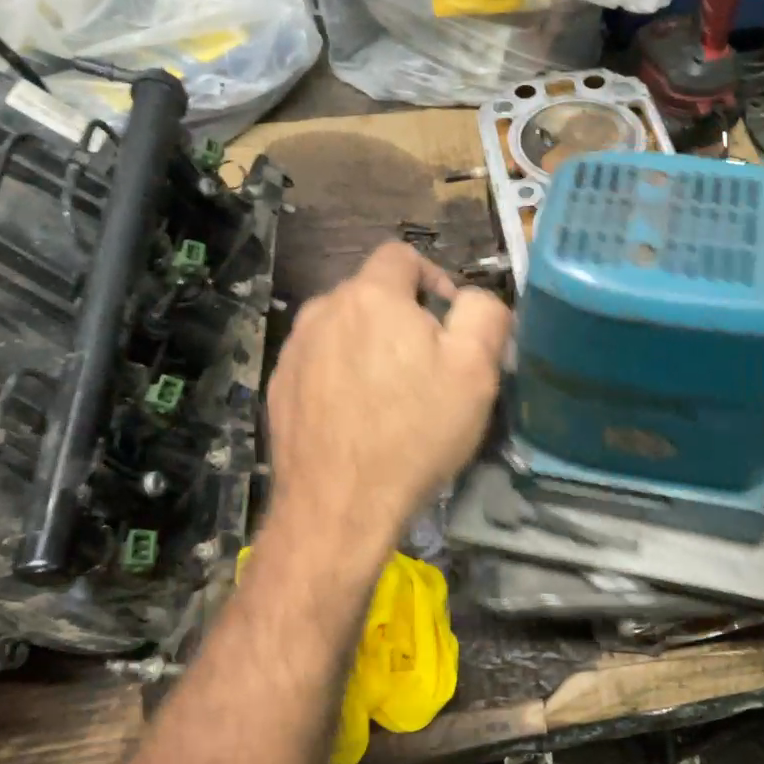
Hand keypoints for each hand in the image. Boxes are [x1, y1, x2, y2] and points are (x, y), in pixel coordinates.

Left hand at [265, 243, 511, 549]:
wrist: (338, 507)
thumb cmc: (414, 435)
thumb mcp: (475, 372)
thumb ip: (483, 315)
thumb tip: (473, 298)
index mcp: (371, 297)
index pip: (401, 256)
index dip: (433, 279)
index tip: (448, 323)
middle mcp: (323, 311)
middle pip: (370, 295)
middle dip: (402, 320)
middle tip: (427, 370)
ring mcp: (294, 351)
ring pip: (342, 330)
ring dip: (369, 348)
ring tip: (389, 398)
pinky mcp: (279, 388)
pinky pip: (319, 365)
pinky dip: (340, 378)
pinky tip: (356, 420)